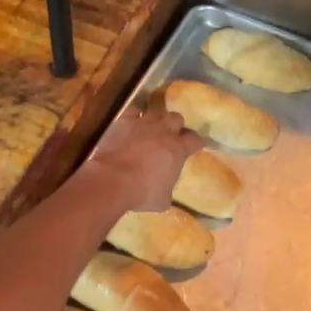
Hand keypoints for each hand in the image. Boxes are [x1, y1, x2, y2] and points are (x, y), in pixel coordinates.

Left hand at [84, 106, 204, 212]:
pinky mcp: (125, 120)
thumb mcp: (163, 199)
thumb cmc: (142, 192)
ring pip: (157, 112)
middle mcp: (164, 131)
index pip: (195, 140)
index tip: (196, 145)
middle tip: (171, 136)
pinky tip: (132, 123)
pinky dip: (135, 116)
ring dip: (157, 120)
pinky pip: (134, 111)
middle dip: (176, 126)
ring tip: (152, 128)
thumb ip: (168, 188)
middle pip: (177, 118)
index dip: (197, 142)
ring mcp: (144, 123)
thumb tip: (165, 190)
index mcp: (178, 149)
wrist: (113, 179)